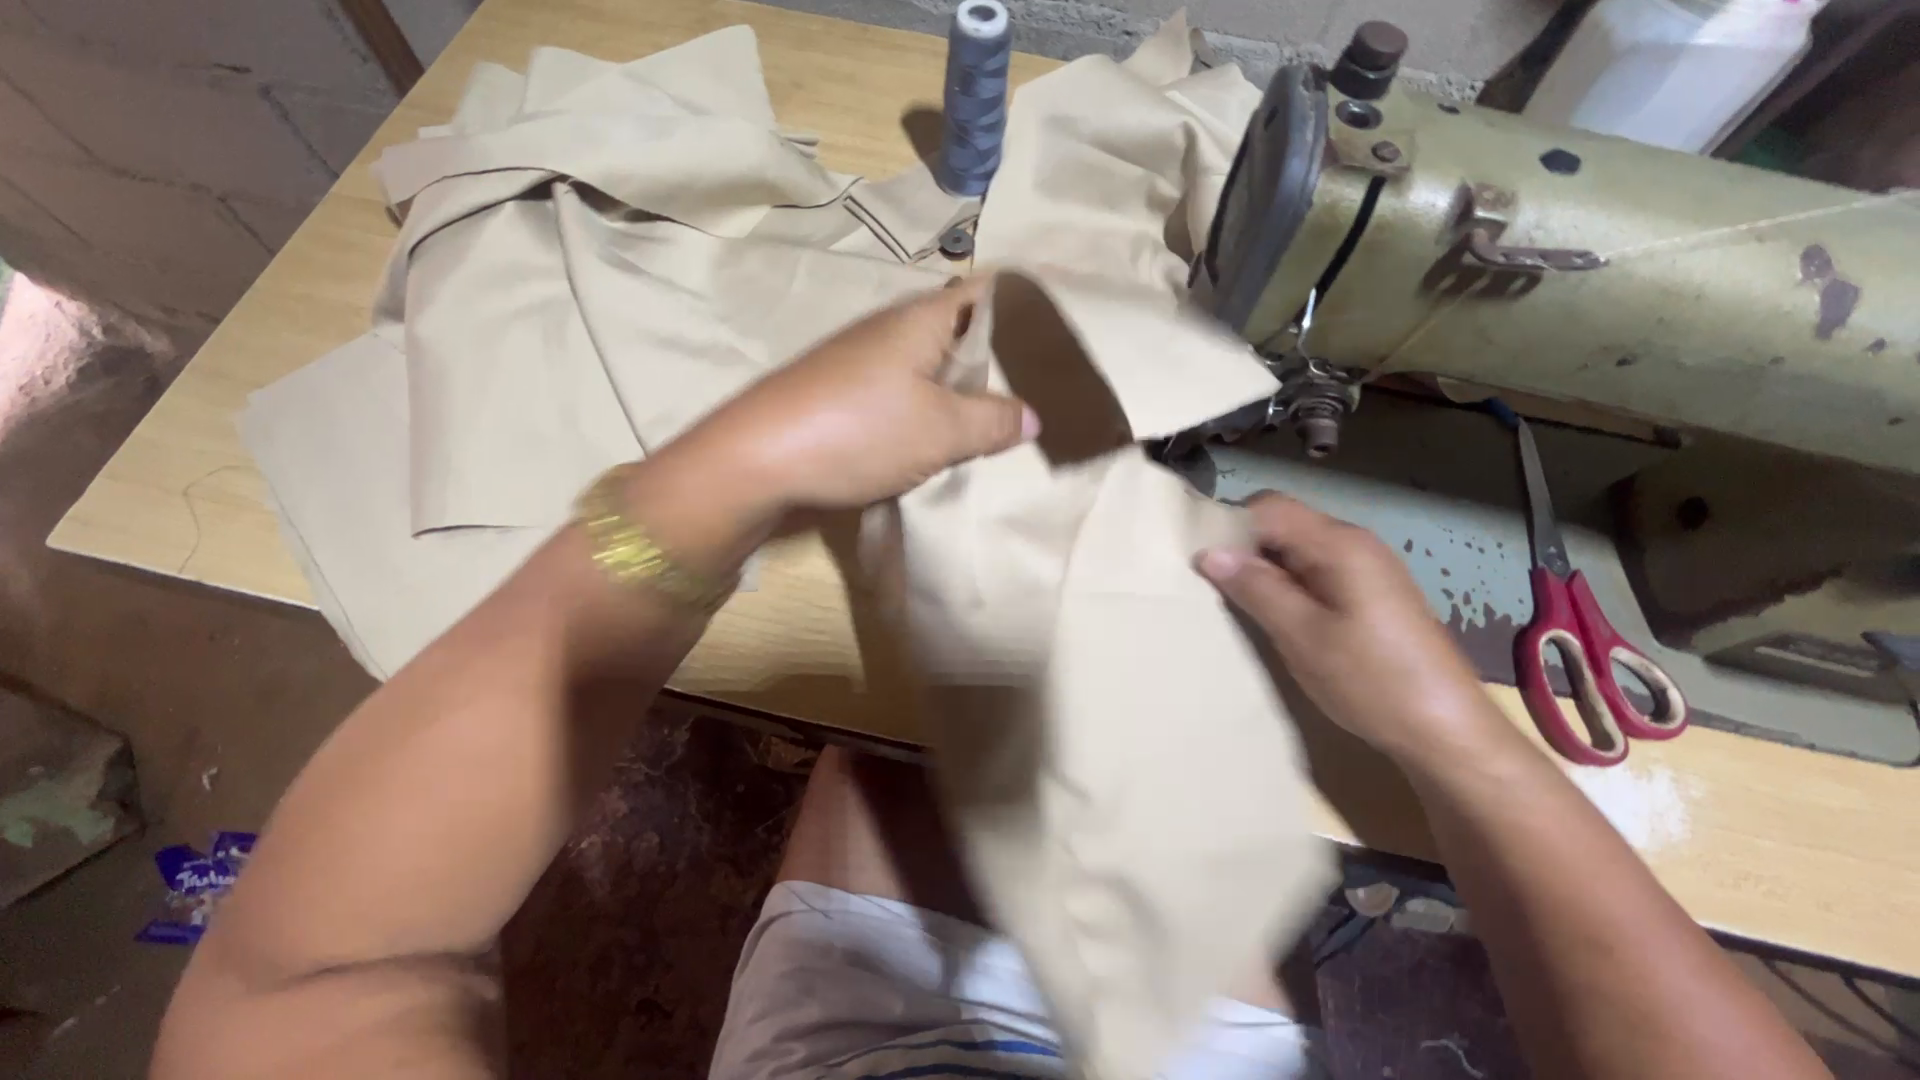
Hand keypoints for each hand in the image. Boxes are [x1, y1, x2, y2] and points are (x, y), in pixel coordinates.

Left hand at [668, 277, 1037, 513]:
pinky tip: (937, 442)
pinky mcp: (839, 395)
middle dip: (995, 360)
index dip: (1023, 309)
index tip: (1059, 338)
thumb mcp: (941, 430)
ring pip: (927, 367)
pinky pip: (900, 394)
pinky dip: (926, 411)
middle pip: (957, 332)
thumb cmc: (858, 430)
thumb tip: (1031, 415)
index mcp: (920, 319)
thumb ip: (992, 420)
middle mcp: (889, 329)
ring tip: (997, 423)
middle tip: (1039, 391)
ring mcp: (859, 361)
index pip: (984, 292)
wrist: (756, 460)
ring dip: (958, 392)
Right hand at [1197, 494, 1519, 768]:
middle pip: (1284, 525)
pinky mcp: (1372, 594)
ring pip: (1298, 551)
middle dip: (1245, 549)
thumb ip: (1255, 588)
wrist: (1446, 729)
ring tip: (1242, 608)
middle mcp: (1355, 544)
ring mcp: (1367, 569)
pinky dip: (1291, 587)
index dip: (1230, 526)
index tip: (1201, 562)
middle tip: (1215, 590)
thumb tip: (1209, 552)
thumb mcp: (1301, 635)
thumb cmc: (1370, 679)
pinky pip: (1317, 572)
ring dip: (1266, 571)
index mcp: (1339, 544)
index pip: (1268, 507)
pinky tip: (1281, 620)